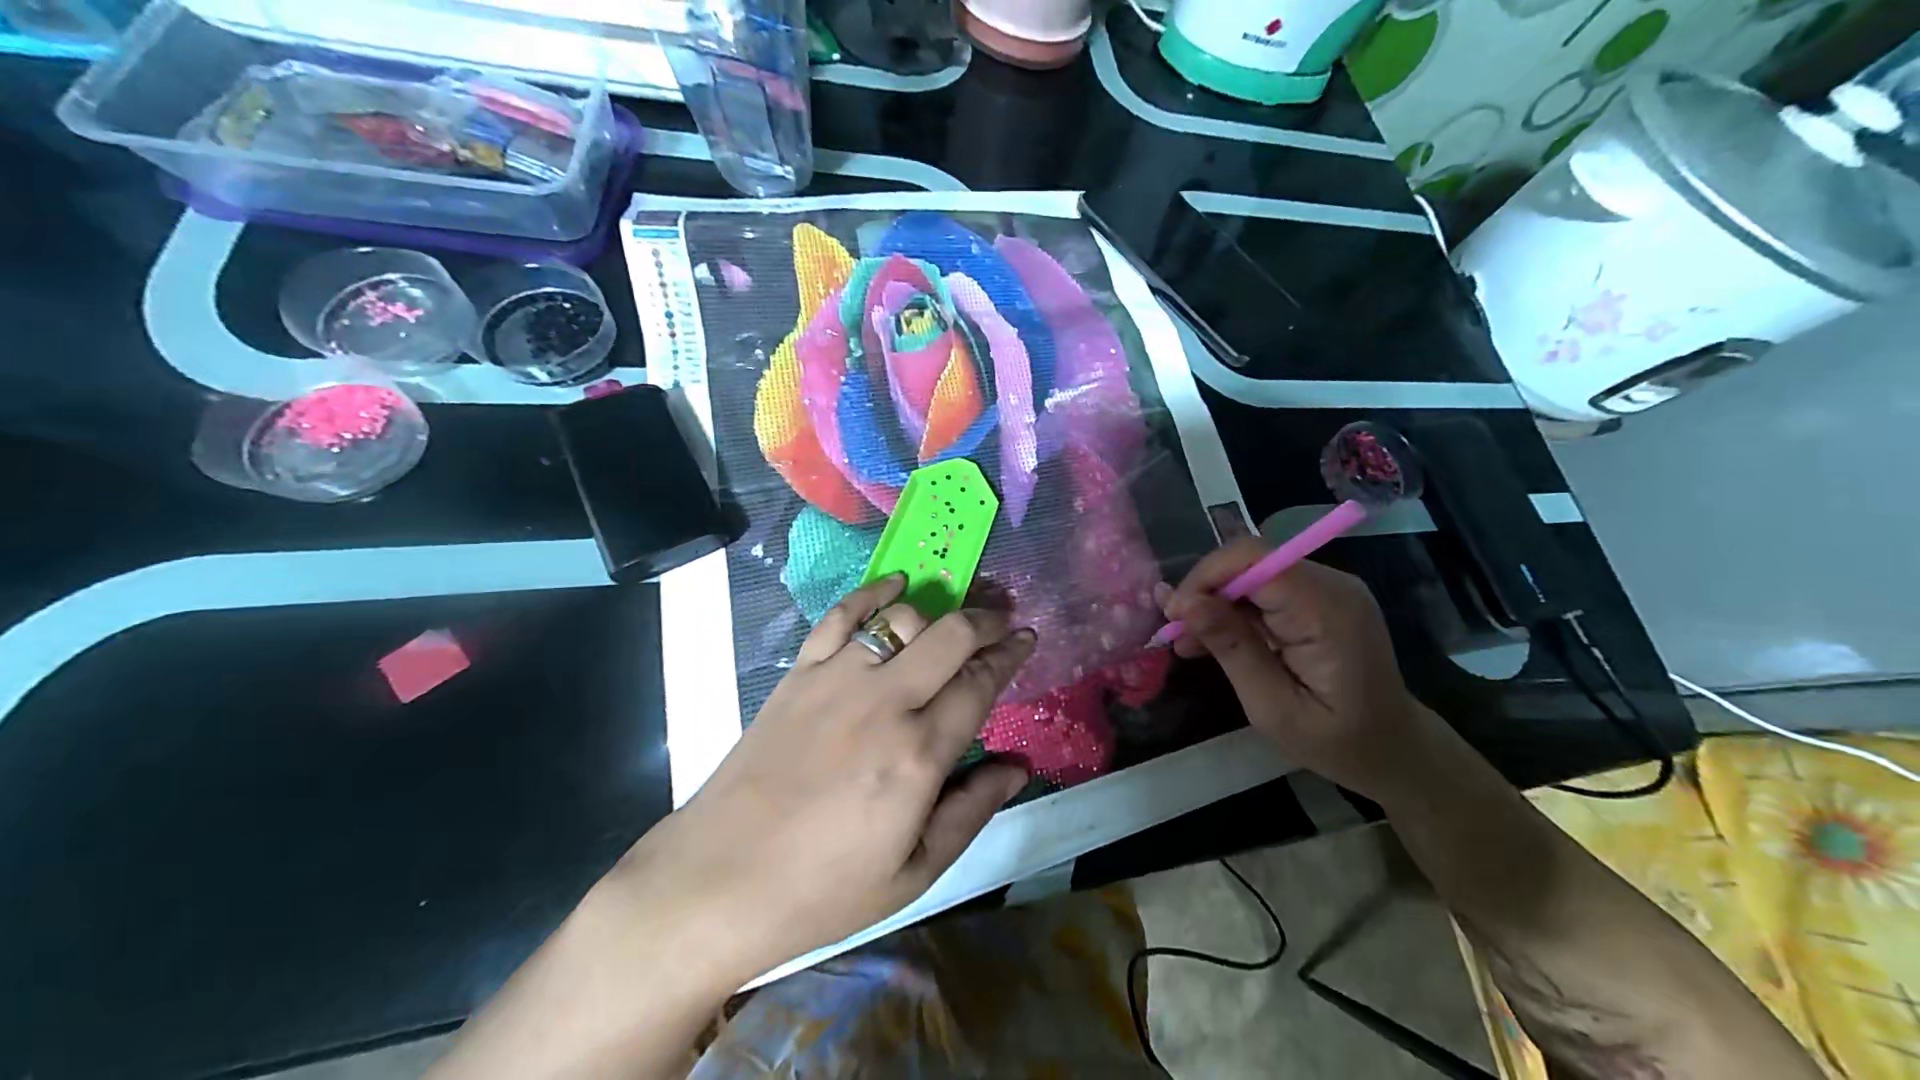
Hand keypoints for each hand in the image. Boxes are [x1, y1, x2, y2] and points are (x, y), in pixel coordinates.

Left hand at [600, 574, 1034, 989]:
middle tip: (1003, 618)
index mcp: (918, 755)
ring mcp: (835, 681)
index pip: (979, 684)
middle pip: (949, 636)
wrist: (719, 880)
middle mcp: (883, 703)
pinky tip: (895, 585)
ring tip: (954, 612)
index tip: (1027, 638)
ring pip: (901, 618)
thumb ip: (972, 809)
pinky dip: (872, 593)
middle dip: (986, 619)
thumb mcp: (914, 871)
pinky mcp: (798, 675)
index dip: (1009, 655)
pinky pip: (840, 616)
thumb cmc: (823, 889)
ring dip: (938, 608)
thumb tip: (1020, 765)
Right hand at [1159, 538, 1431, 799]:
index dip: (1206, 577)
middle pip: (1249, 562)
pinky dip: (1234, 612)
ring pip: (1251, 574)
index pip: (1254, 559)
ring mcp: (1328, 589)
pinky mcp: (1320, 599)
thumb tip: (1183, 603)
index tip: (1175, 617)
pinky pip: (1265, 590)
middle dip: (1205, 592)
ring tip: (1188, 645)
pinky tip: (1213, 642)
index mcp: (1326, 610)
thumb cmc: (1337, 742)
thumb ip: (1232, 648)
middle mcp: (1331, 585)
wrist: (1394, 750)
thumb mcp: (1272, 707)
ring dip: (1215, 605)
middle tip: (1175, 635)